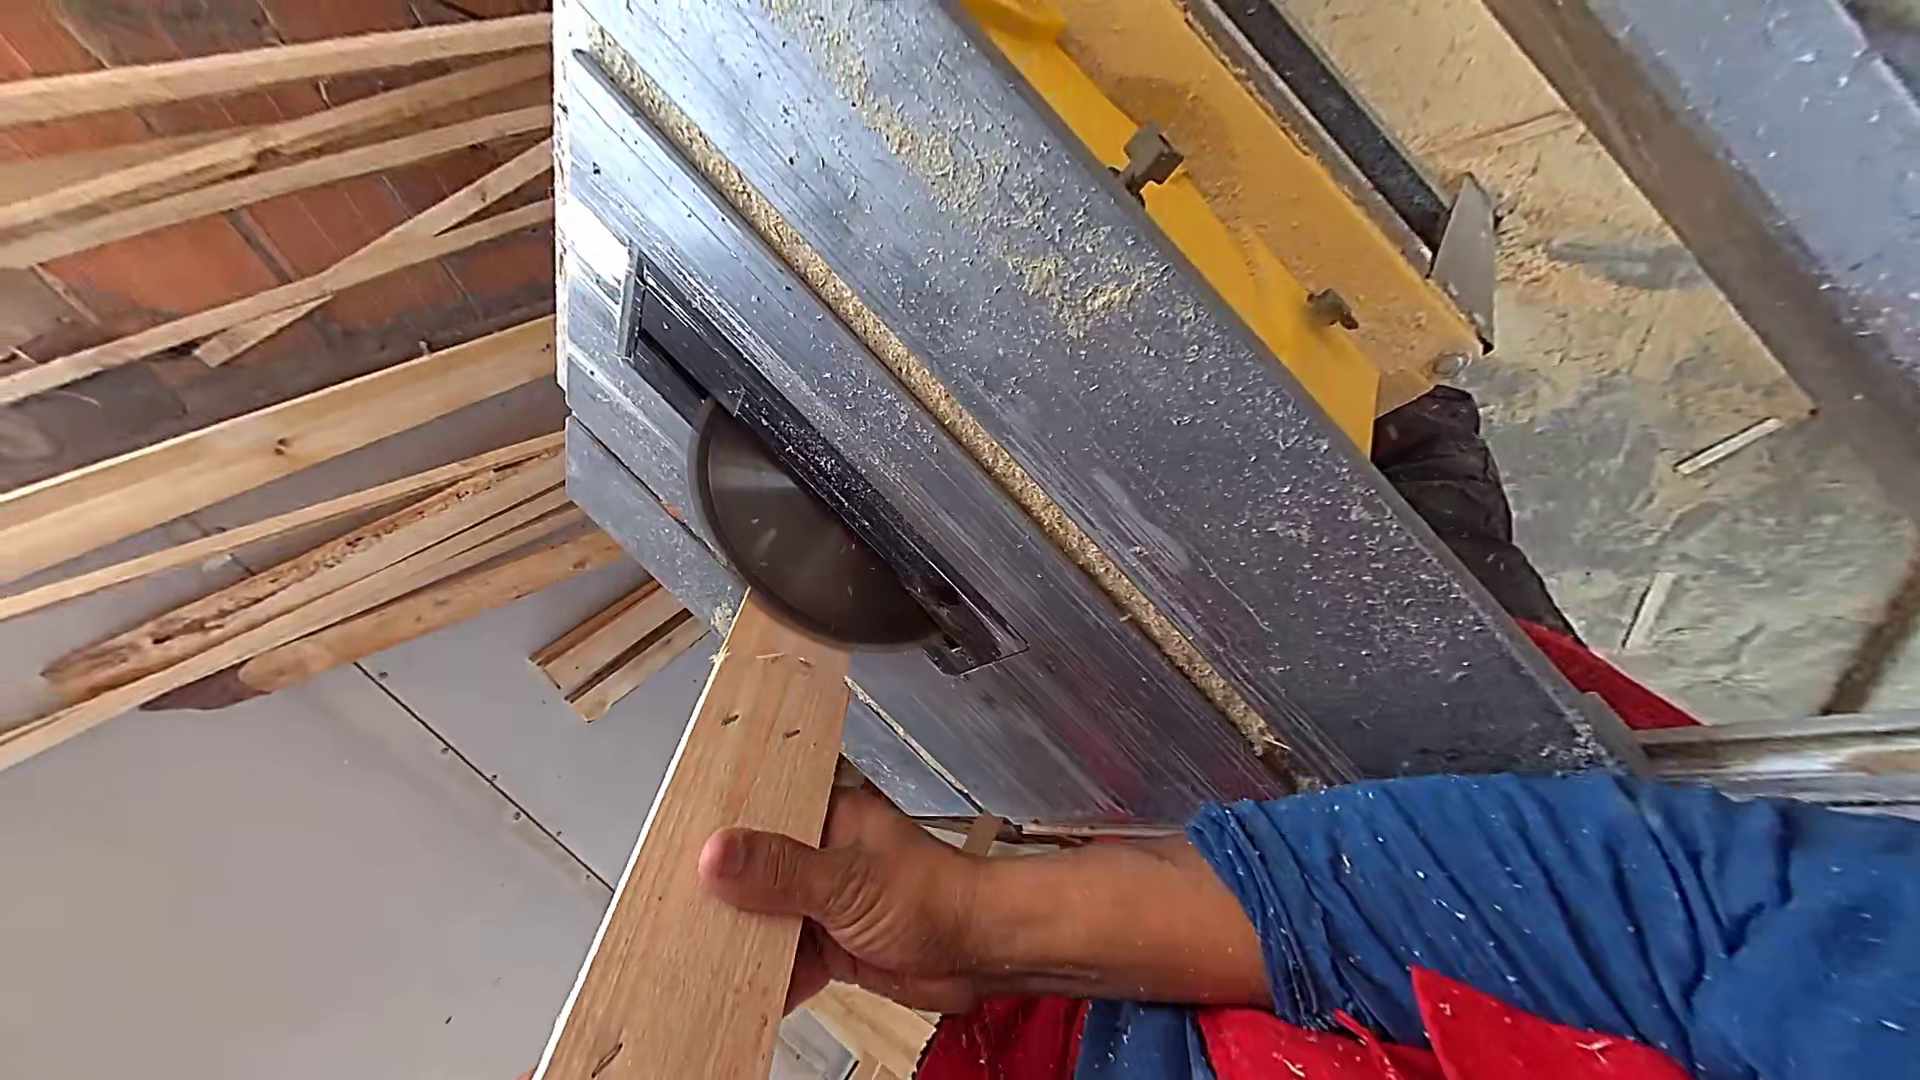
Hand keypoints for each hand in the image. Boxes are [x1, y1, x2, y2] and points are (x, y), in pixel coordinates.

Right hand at [698, 787, 986, 1013]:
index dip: (721, 829)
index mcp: (828, 814)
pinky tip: (738, 996)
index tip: (673, 849)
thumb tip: (715, 852)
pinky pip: (786, 957)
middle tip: (670, 914)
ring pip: (768, 916)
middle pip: (757, 869)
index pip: (762, 810)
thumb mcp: (846, 881)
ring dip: (741, 941)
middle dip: (723, 894)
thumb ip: (781, 871)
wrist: (974, 950)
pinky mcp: (831, 940)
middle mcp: (822, 852)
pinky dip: (767, 977)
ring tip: (690, 958)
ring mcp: (825, 898)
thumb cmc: (928, 893)